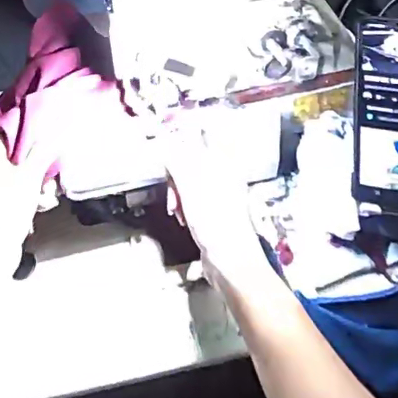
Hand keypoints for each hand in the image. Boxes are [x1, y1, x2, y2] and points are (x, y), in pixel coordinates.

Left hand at [0, 135, 49, 280]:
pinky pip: (2, 187)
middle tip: (48, 170)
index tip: (44, 139)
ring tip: (46, 191)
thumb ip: (42, 151)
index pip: (4, 131)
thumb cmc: (9, 206)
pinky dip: (18, 191)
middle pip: (8, 153)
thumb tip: (51, 136)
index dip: (26, 132)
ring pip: (8, 172)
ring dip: (29, 178)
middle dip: (31, 160)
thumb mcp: (32, 174)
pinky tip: (36, 202)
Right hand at [162, 119, 275, 293]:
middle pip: (193, 158)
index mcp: (222, 162)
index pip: (202, 135)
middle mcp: (223, 173)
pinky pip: (194, 198)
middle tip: (172, 186)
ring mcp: (220, 192)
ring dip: (179, 191)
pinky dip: (185, 205)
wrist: (231, 262)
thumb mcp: (190, 189)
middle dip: (177, 171)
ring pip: (191, 179)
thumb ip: (178, 162)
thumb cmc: (216, 224)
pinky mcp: (215, 210)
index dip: (182, 136)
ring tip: (177, 207)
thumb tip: (168, 142)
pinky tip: (183, 218)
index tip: (166, 141)